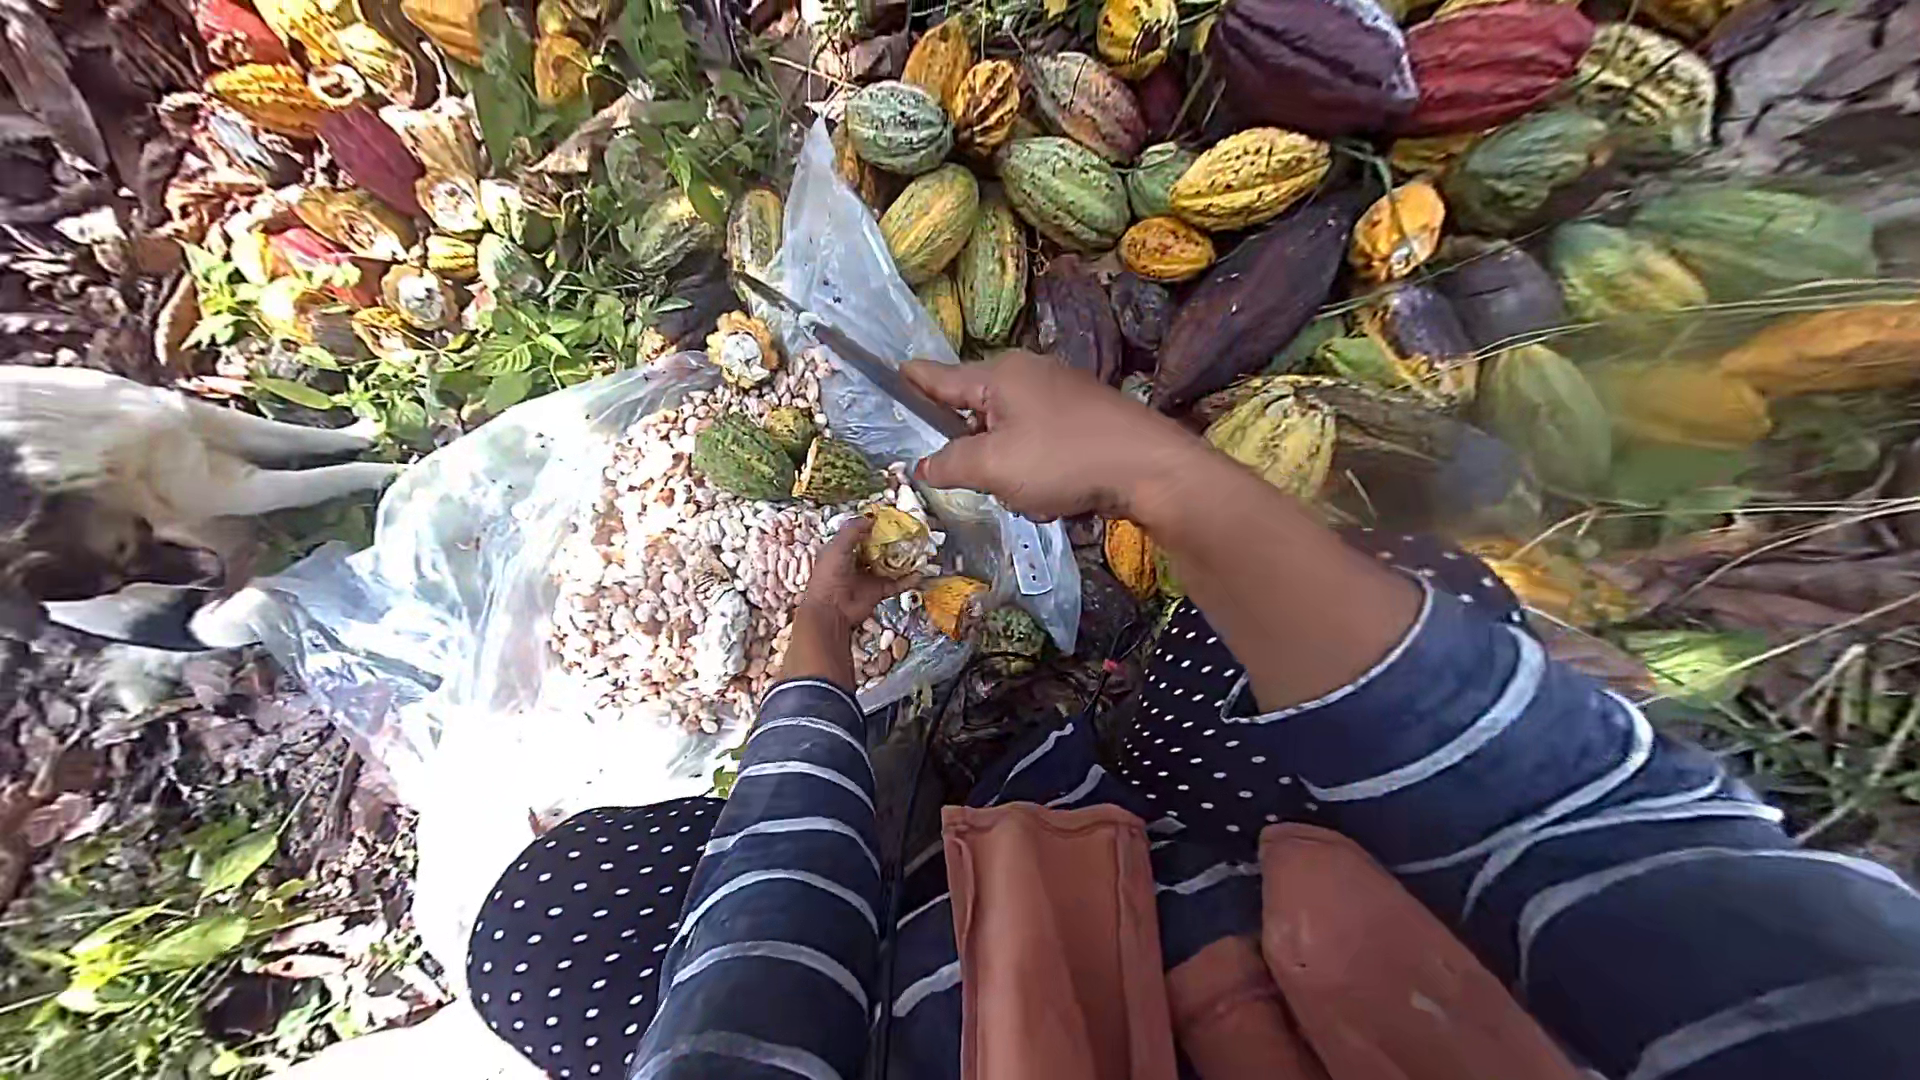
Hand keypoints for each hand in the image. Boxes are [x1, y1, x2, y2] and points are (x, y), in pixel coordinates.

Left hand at [781, 520, 911, 688]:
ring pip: (889, 566)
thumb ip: (852, 530)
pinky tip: (918, 573)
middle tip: (907, 534)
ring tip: (917, 551)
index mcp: (843, 551)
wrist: (831, 610)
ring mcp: (868, 578)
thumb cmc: (828, 577)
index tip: (889, 520)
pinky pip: (896, 584)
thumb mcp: (837, 547)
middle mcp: (857, 563)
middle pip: (878, 550)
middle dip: (892, 543)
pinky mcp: (878, 592)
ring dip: (902, 560)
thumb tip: (871, 517)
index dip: (873, 527)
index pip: (860, 535)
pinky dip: (907, 580)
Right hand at [903, 351, 1208, 521]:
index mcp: (1000, 376)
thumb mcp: (992, 466)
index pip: (942, 378)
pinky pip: (1041, 448)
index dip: (916, 380)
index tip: (895, 371)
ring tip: (1034, 496)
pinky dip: (1041, 474)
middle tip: (987, 482)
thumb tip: (922, 466)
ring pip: (1010, 439)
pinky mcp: (1085, 420)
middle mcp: (1030, 376)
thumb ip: (949, 464)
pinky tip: (1059, 496)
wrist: (1149, 469)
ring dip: (1012, 474)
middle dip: (976, 455)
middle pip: (978, 416)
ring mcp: (1061, 396)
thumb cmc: (1062, 459)